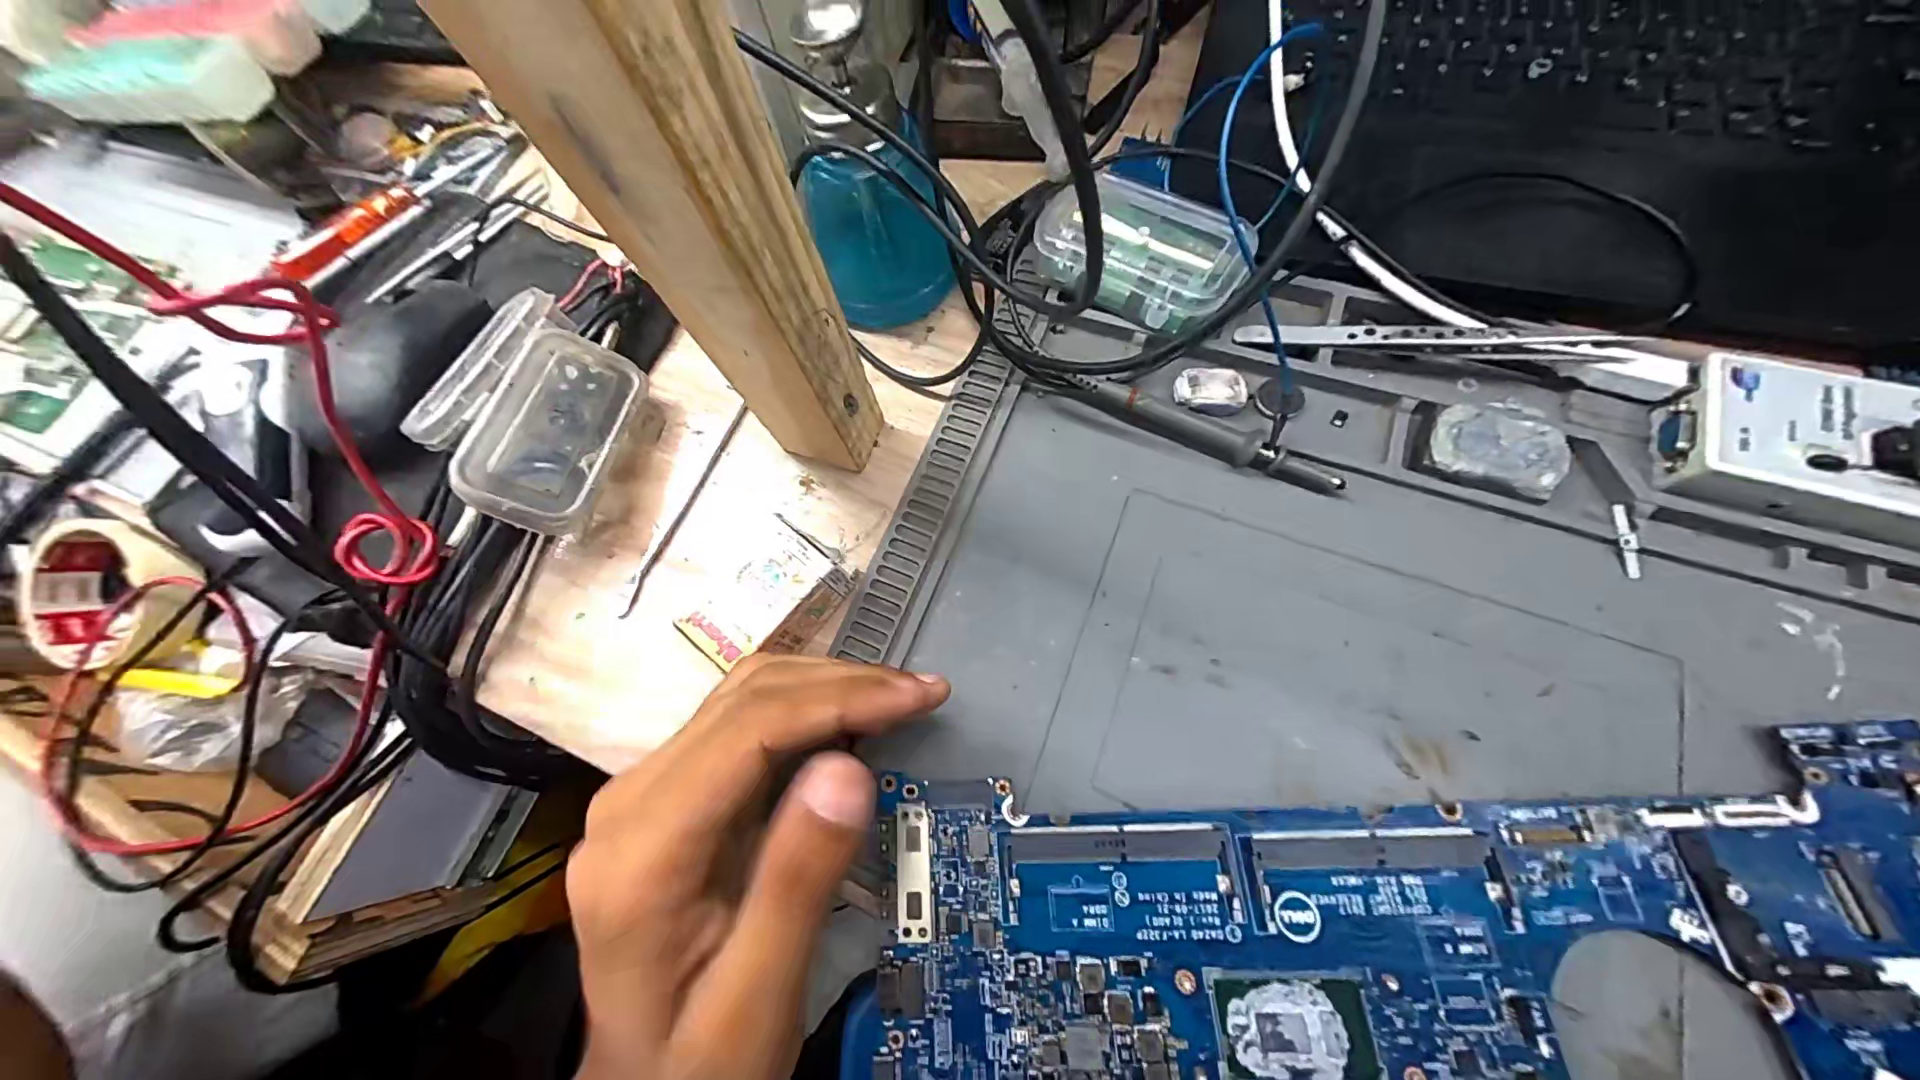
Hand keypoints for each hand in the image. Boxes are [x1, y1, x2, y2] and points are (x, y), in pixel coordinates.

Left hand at [567, 655, 948, 1079]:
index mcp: (643, 849)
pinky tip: (852, 718)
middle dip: (844, 684)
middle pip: (746, 698)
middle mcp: (633, 800)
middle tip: (920, 693)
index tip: (916, 695)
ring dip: (827, 686)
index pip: (749, 728)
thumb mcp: (757, 999)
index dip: (840, 698)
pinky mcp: (674, 791)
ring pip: (746, 694)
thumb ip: (796, 883)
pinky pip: (746, 720)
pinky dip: (808, 706)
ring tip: (897, 698)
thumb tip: (849, 768)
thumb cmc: (702, 1060)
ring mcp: (649, 789)